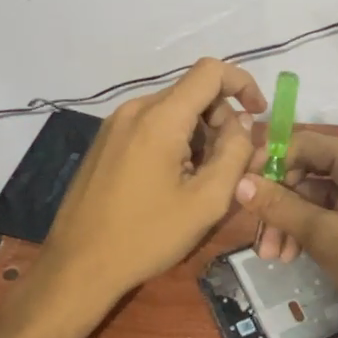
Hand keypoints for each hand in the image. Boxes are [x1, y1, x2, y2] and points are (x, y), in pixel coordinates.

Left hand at [36, 58, 265, 302]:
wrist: (79, 265)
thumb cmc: (147, 235)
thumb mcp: (207, 201)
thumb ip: (235, 154)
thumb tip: (242, 124)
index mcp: (160, 118)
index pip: (210, 72)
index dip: (243, 84)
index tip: (257, 117)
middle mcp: (135, 110)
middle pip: (192, 92)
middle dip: (222, 120)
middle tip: (233, 164)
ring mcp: (114, 125)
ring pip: (173, 111)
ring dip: (199, 135)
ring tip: (203, 180)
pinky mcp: (105, 143)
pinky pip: (151, 126)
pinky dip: (175, 142)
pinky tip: (174, 182)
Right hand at [233, 132, 337, 333]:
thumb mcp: (325, 236)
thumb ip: (281, 207)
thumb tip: (240, 184)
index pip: (303, 145)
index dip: (269, 165)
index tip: (243, 194)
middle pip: (307, 172)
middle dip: (279, 204)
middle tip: (261, 242)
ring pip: (315, 197)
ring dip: (291, 222)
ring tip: (275, 258)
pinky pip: (331, 213)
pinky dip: (310, 231)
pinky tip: (294, 256)